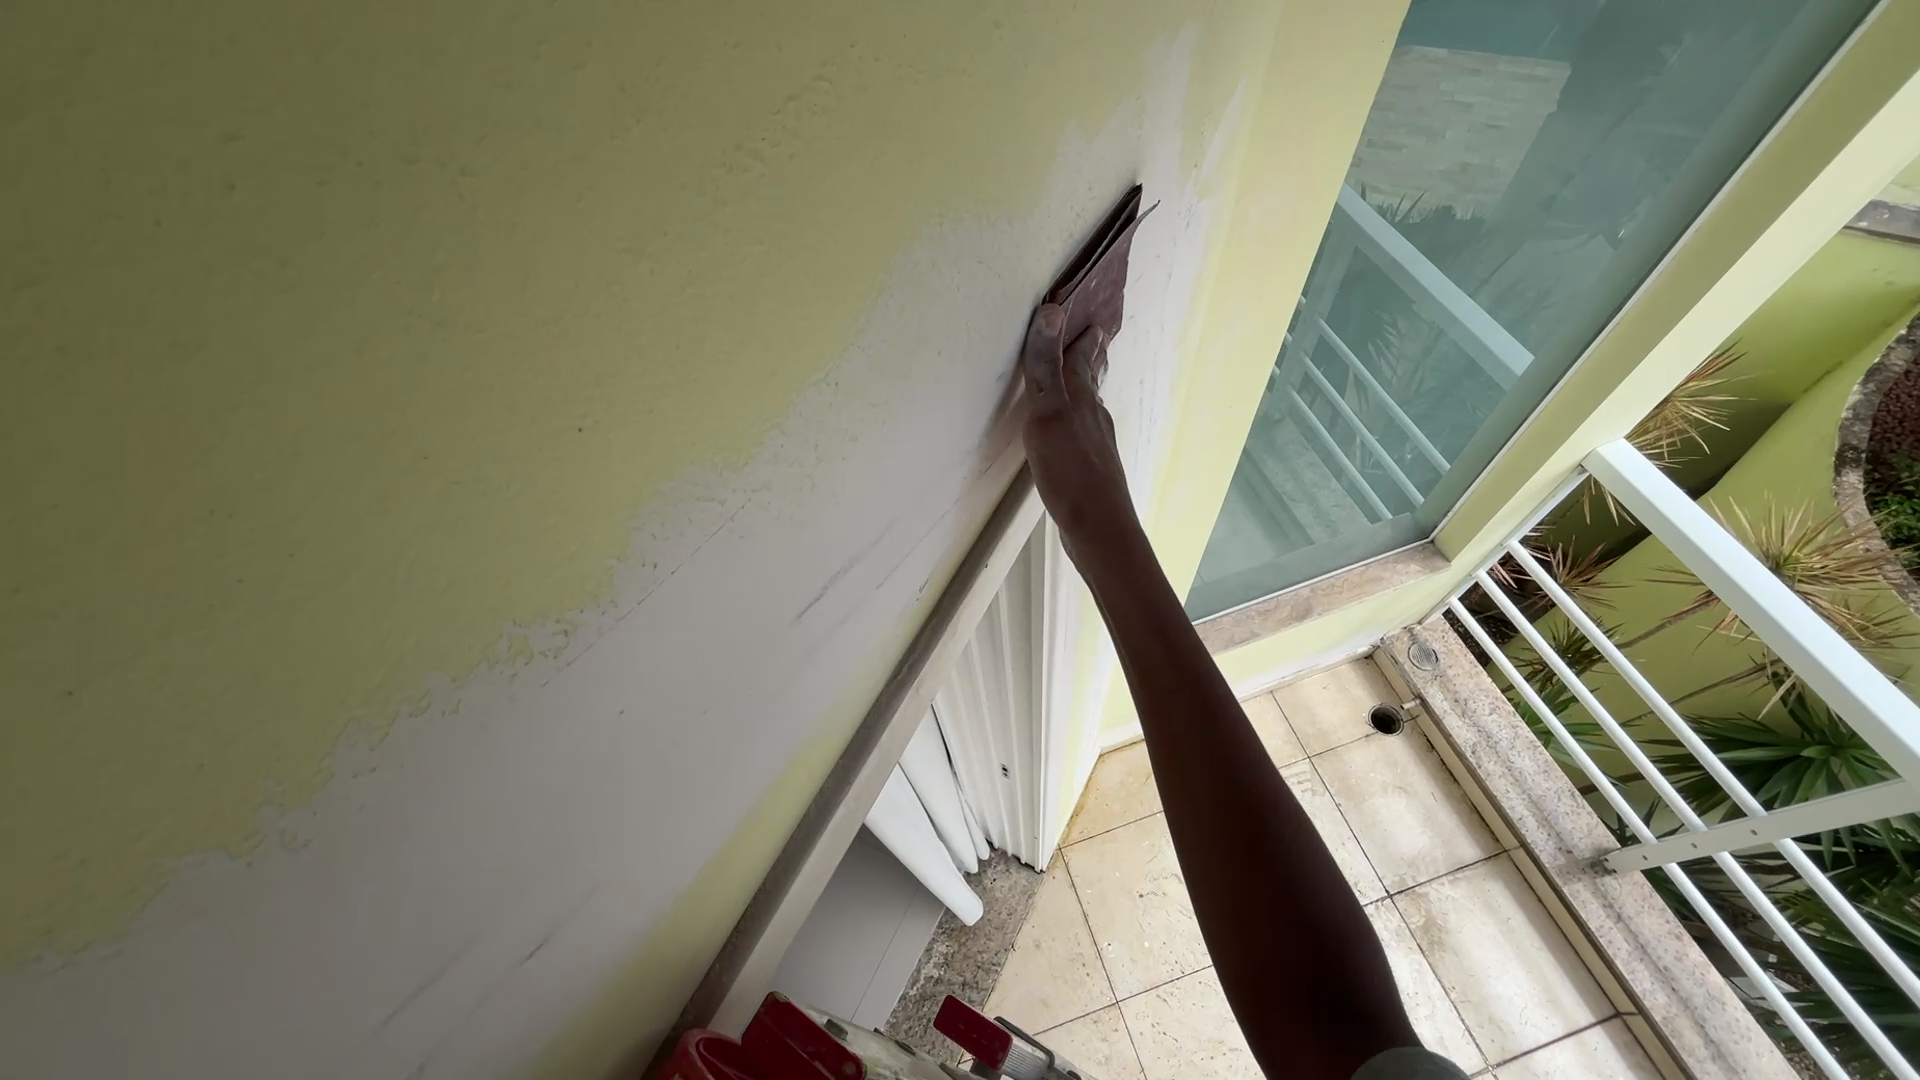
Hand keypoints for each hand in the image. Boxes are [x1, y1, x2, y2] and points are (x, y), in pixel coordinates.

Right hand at [1020, 304, 1143, 570]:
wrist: (1098, 527)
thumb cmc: (1070, 471)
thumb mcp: (1049, 414)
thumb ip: (1047, 367)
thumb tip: (1054, 312)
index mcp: (1081, 398)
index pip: (1080, 356)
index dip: (1080, 335)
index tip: (1086, 313)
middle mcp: (1093, 415)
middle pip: (1091, 378)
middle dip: (1090, 356)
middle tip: (1095, 336)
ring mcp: (1095, 443)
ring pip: (1090, 404)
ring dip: (1086, 385)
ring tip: (1084, 375)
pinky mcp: (1092, 468)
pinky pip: (1085, 431)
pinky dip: (1079, 419)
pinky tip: (1074, 431)